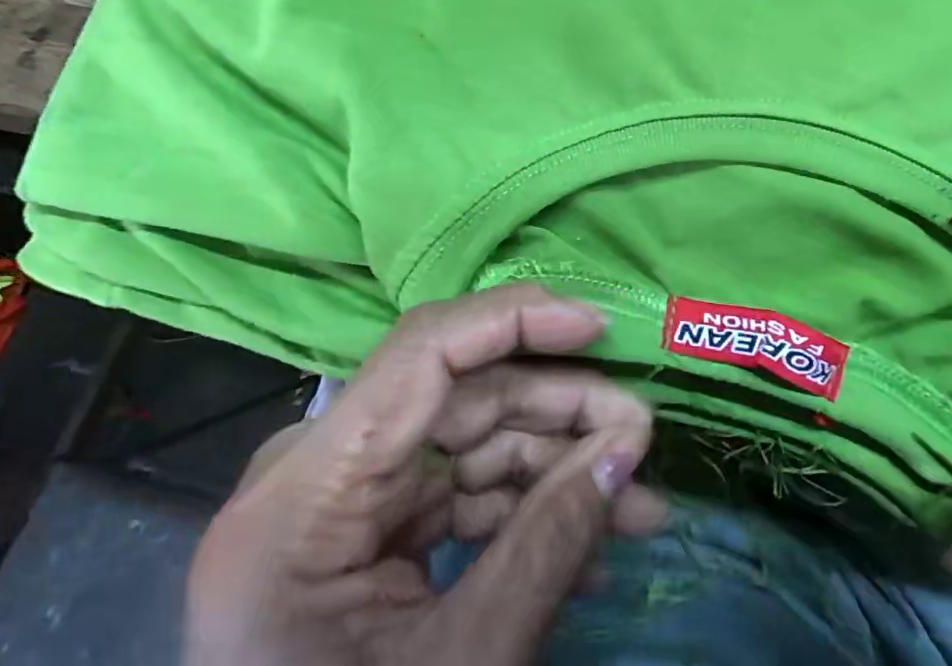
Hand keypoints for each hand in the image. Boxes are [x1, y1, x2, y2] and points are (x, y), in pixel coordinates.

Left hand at [184, 284, 667, 665]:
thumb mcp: (463, 662)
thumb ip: (549, 545)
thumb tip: (626, 448)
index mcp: (307, 493)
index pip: (423, 352)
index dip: (517, 319)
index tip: (600, 326)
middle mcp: (322, 473)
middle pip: (467, 398)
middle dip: (565, 414)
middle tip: (643, 439)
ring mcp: (350, 502)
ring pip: (479, 445)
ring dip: (562, 470)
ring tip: (638, 508)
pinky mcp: (374, 531)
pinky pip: (466, 493)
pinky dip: (529, 512)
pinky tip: (589, 550)